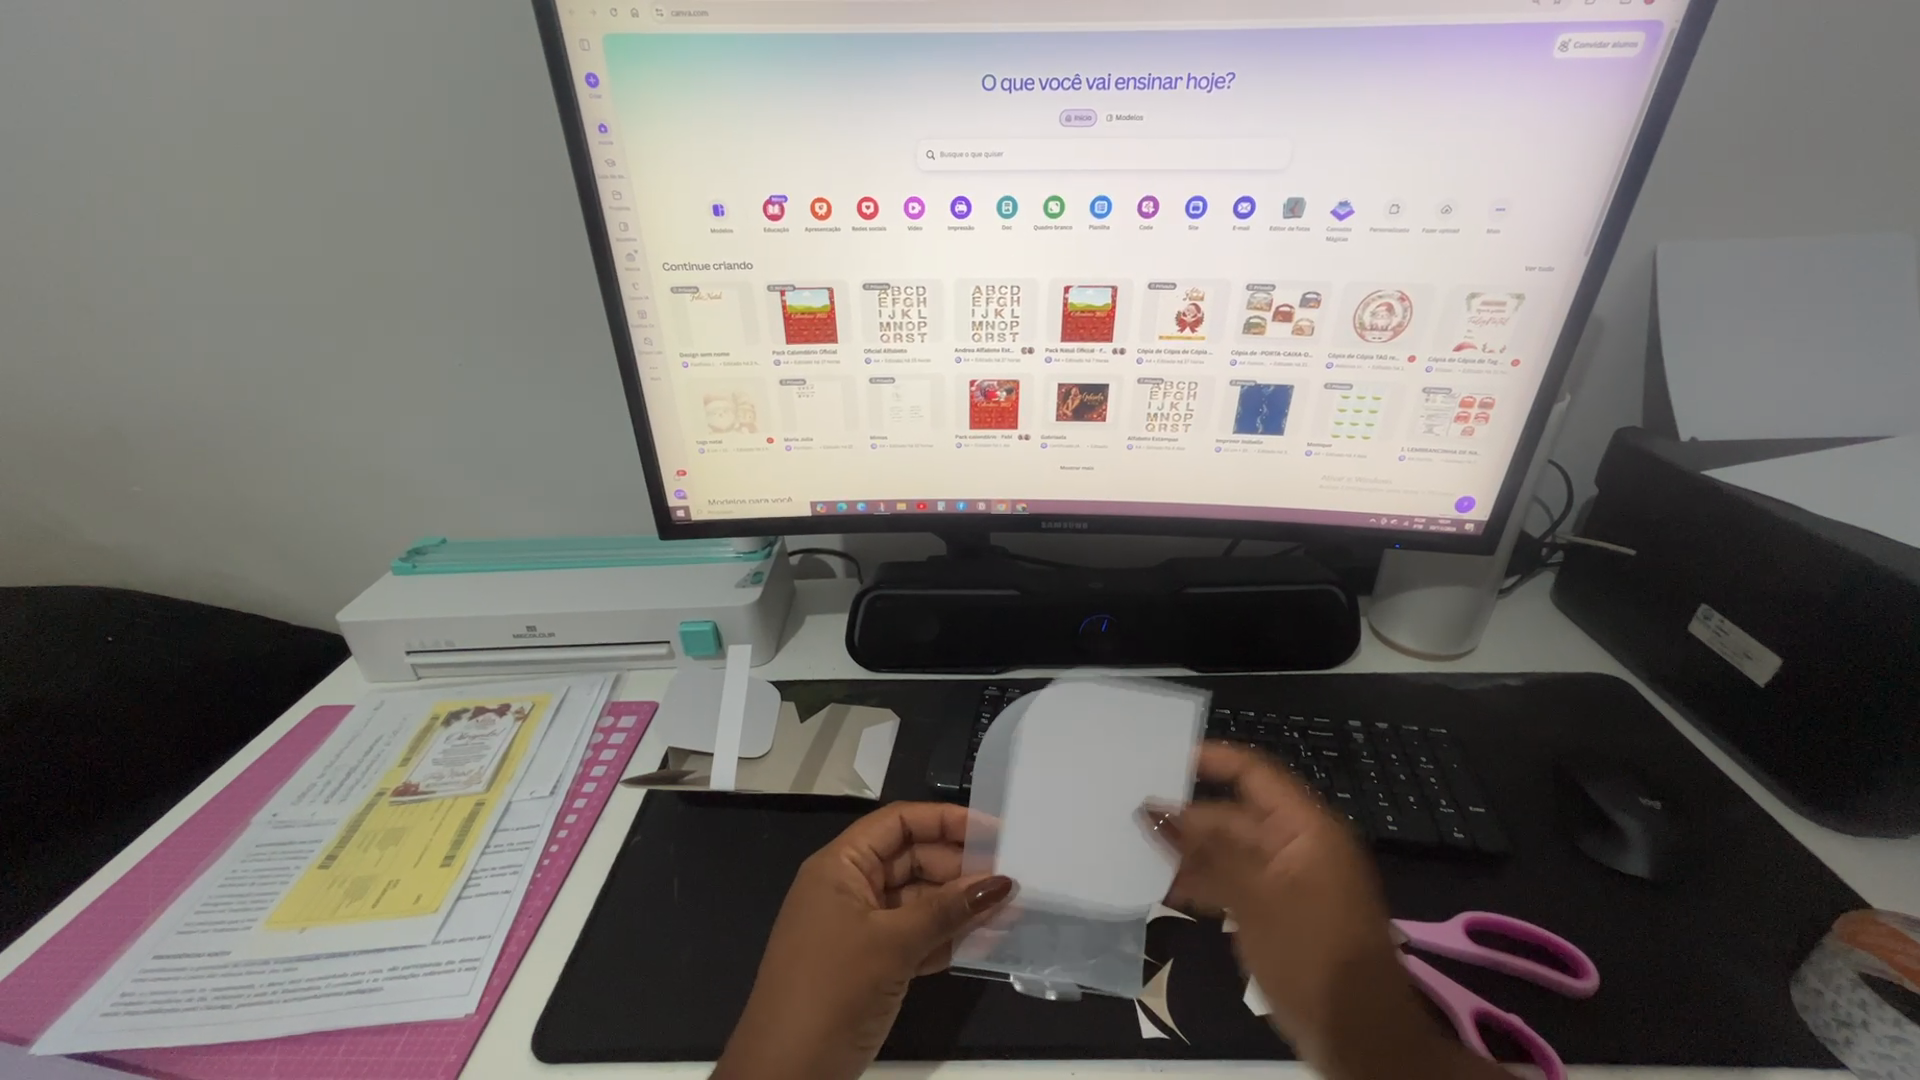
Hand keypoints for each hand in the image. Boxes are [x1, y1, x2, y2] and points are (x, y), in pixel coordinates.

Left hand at [712, 802, 1013, 1079]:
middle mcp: (850, 886)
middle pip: (912, 858)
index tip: (994, 832)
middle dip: (959, 867)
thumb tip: (1002, 882)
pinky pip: (915, 935)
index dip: (945, 820)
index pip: (899, 822)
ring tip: (1009, 909)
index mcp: (841, 865)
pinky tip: (985, 940)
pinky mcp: (872, 963)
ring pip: (918, 899)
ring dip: (958, 905)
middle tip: (1009, 879)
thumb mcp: (892, 944)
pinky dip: (946, 936)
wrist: (783, 1076)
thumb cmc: (832, 990)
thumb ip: (948, 910)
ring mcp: (860, 926)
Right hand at [1149, 744, 1502, 1079]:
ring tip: (1138, 852)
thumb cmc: (1312, 957)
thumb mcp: (1254, 897)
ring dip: (1191, 853)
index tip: (1160, 760)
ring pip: (1230, 850)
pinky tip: (1166, 888)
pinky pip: (1235, 881)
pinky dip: (1205, 882)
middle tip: (1132, 816)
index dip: (1211, 759)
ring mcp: (1288, 880)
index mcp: (1305, 829)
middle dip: (1188, 817)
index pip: (1254, 773)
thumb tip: (1154, 810)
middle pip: (1235, 814)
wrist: (1362, 1041)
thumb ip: (1204, 849)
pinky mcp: (1278, 911)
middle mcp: (1297, 846)